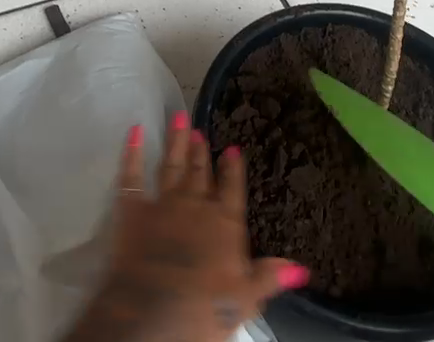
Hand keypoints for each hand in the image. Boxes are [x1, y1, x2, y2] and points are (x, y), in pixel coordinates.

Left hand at [62, 113, 306, 341]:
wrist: (153, 314)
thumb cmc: (203, 309)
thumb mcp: (245, 299)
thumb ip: (269, 277)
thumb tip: (301, 268)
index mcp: (225, 224)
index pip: (232, 189)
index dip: (233, 169)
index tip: (234, 148)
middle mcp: (196, 206)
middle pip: (201, 173)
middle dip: (202, 151)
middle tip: (201, 129)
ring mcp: (163, 204)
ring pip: (172, 166)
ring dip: (176, 143)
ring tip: (179, 118)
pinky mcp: (133, 211)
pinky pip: (131, 177)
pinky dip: (131, 153)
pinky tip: (134, 131)